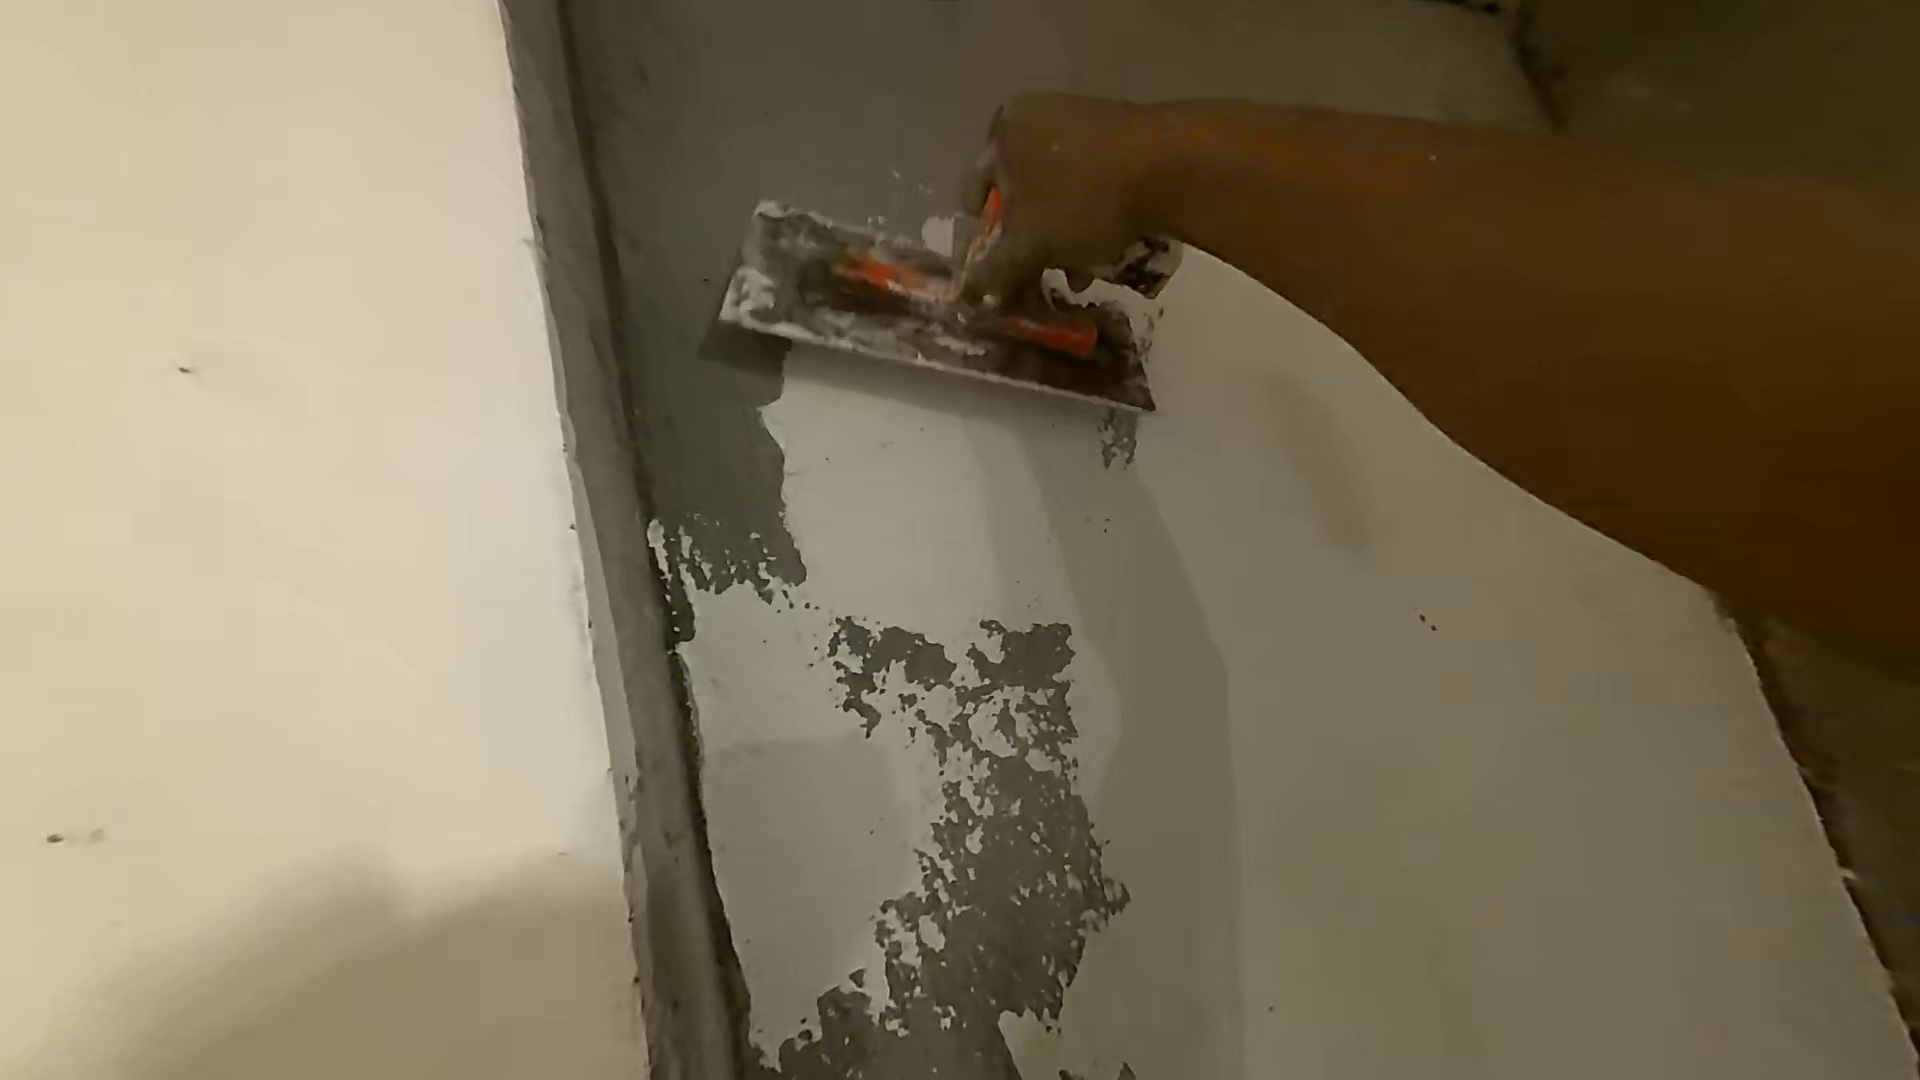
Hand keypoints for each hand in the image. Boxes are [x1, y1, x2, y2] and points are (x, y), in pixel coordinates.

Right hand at [959, 93, 1159, 304]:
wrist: (1173, 169)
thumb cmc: (1082, 200)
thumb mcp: (1027, 246)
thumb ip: (992, 274)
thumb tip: (969, 298)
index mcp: (1004, 131)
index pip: (973, 199)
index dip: (981, 246)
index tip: (998, 277)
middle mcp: (1036, 119)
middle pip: (1016, 204)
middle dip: (1026, 252)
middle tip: (1035, 285)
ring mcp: (1080, 126)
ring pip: (1053, 204)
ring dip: (1057, 248)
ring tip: (1074, 280)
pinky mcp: (1116, 142)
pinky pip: (1085, 194)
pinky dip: (1085, 228)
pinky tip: (1098, 259)